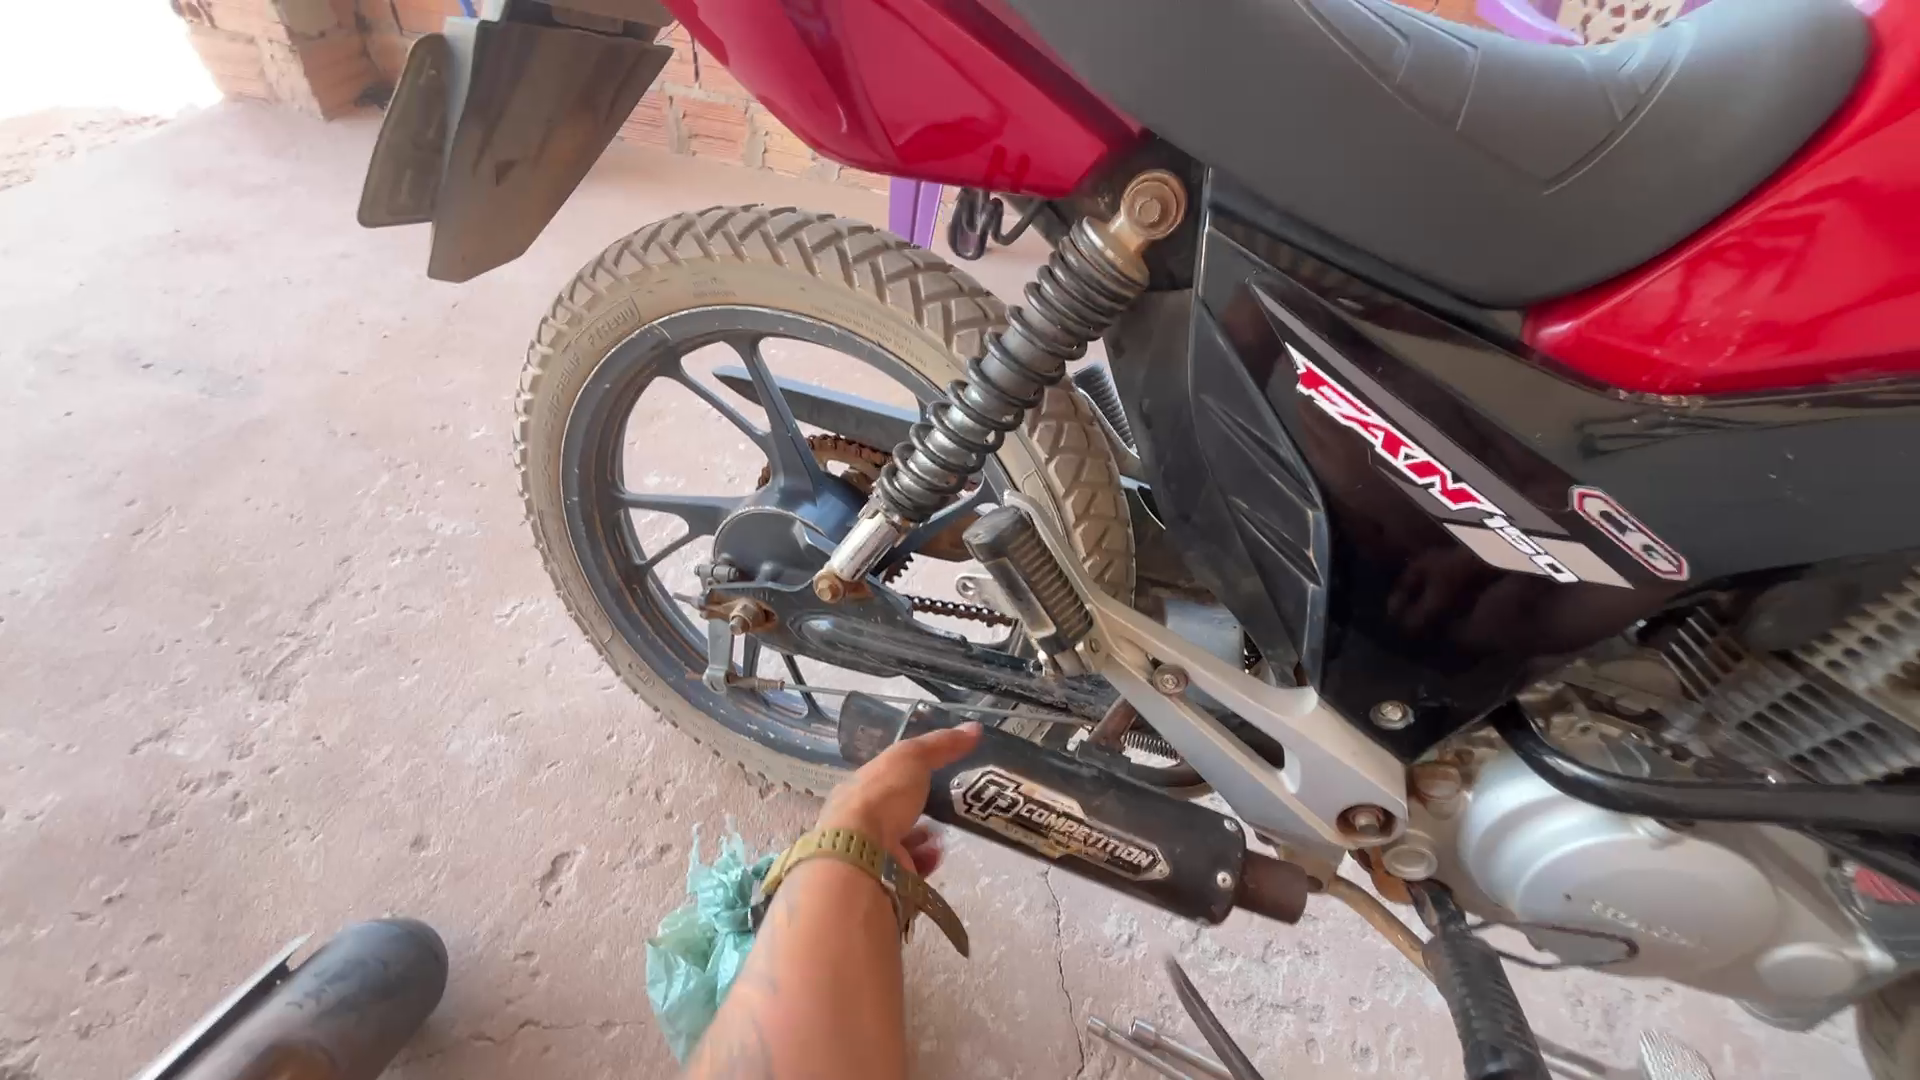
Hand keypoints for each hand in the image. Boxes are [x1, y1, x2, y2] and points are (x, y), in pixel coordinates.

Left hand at [816, 721, 981, 876]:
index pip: (883, 778)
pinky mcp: (883, 880)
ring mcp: (869, 852)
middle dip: (919, 809)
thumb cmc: (882, 796)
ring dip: (924, 836)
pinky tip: (936, 853)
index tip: (933, 773)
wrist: (862, 854)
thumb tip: (975, 728)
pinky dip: (925, 860)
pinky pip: (909, 869)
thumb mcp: (912, 756)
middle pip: (893, 812)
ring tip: (944, 831)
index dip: (907, 775)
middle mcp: (859, 821)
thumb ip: (942, 744)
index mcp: (858, 788)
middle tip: (945, 805)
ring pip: (901, 842)